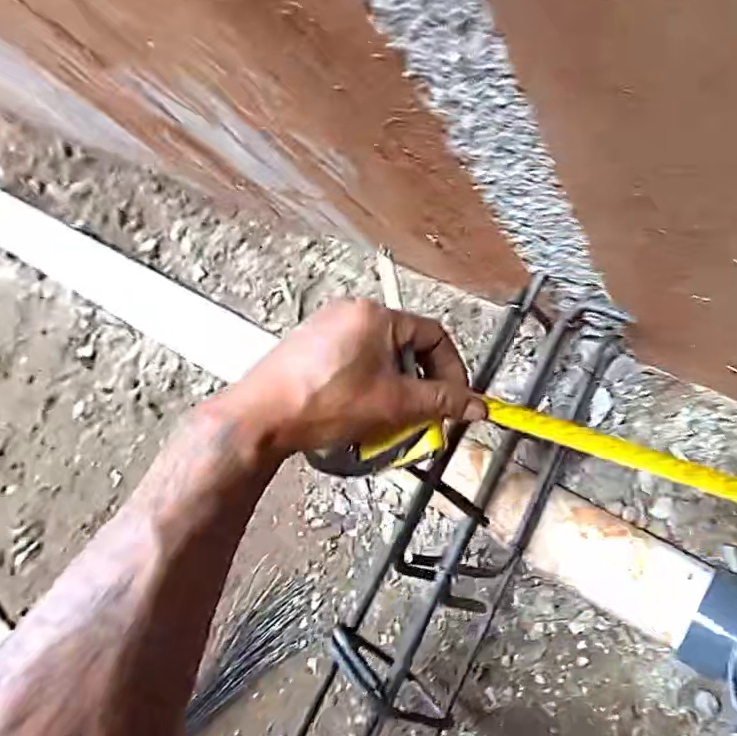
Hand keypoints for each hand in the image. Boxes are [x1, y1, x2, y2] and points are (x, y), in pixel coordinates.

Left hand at [202, 295, 483, 461]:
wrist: (260, 419)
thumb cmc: (322, 403)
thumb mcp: (395, 404)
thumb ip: (442, 402)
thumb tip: (476, 405)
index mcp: (376, 316)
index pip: (435, 336)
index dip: (453, 371)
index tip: (457, 401)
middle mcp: (352, 314)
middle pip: (410, 349)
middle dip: (424, 386)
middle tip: (428, 416)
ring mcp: (330, 330)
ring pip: (385, 361)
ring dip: (400, 392)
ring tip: (395, 422)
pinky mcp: (314, 350)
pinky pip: (360, 367)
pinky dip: (374, 391)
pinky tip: (366, 417)